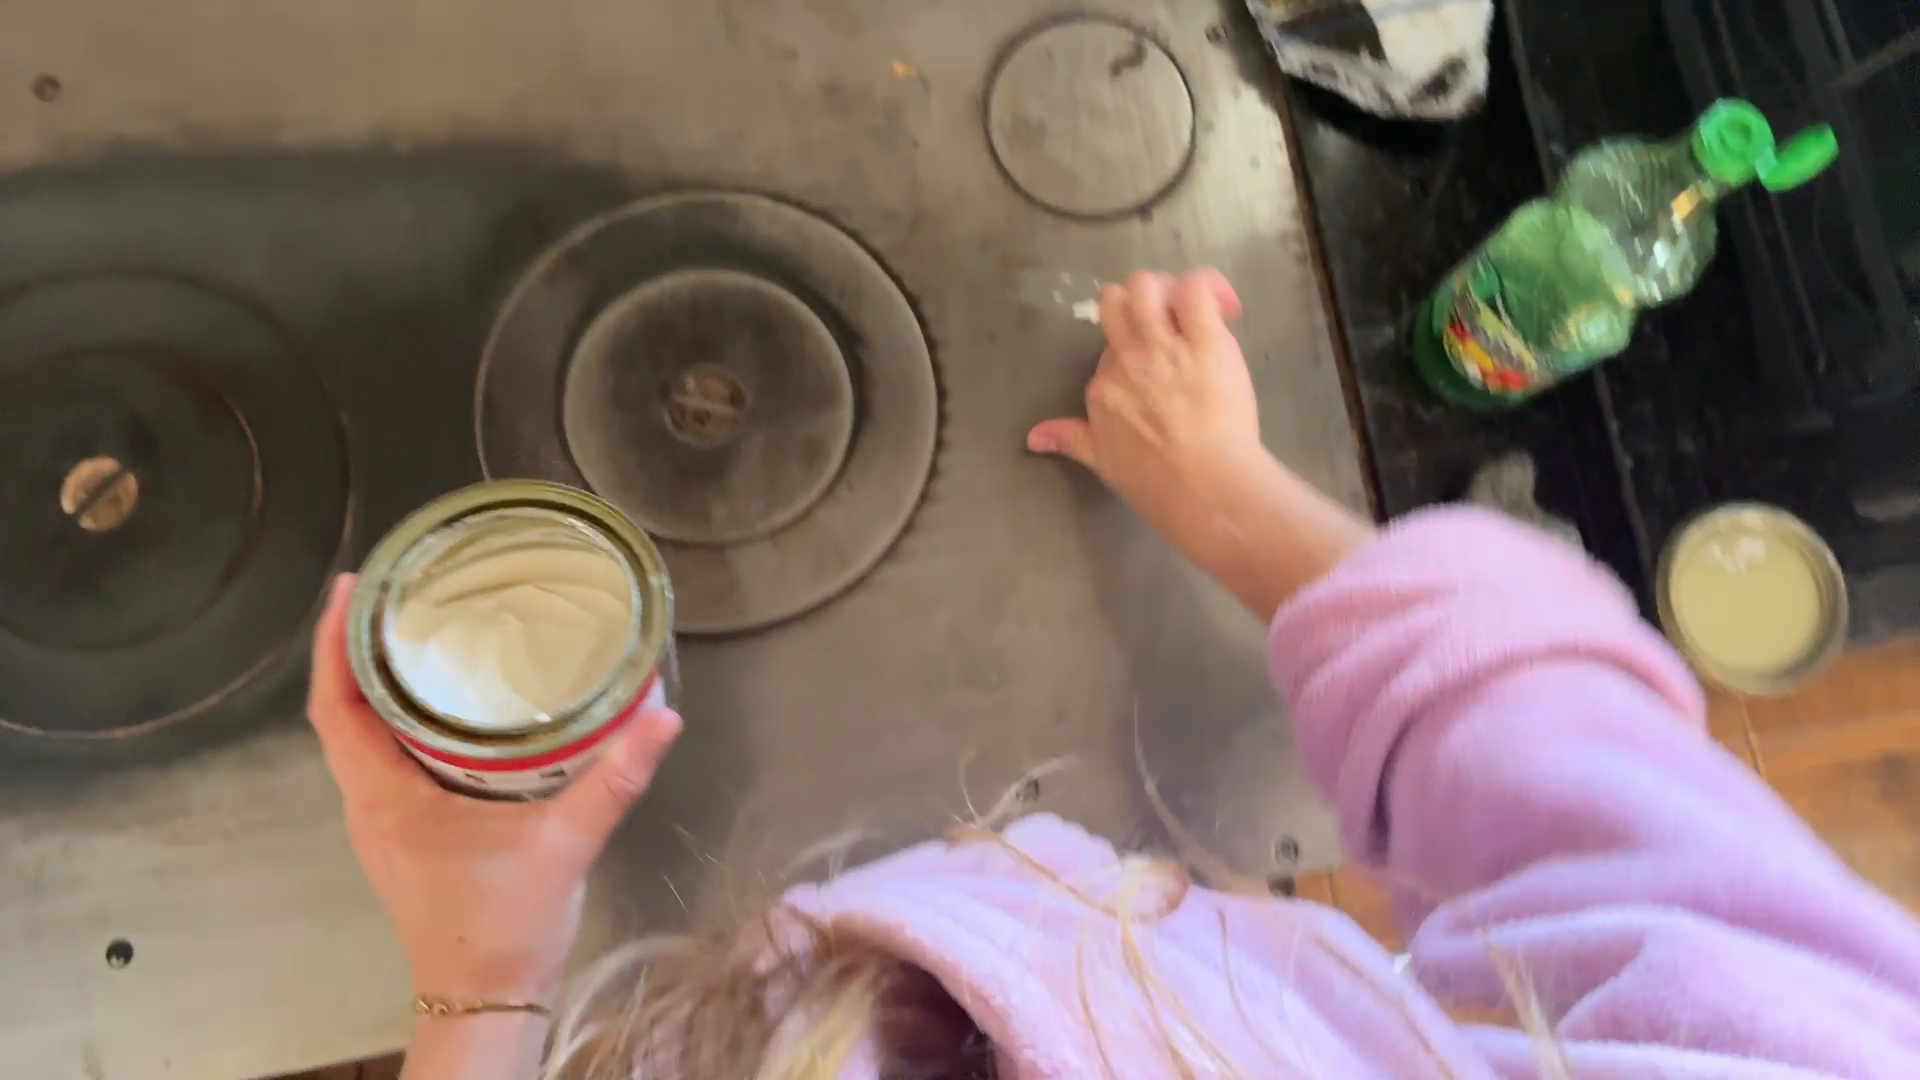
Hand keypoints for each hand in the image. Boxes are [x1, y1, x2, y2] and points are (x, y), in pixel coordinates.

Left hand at [306, 575, 681, 1003]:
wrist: (489, 993)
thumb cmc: (508, 921)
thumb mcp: (567, 842)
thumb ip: (616, 778)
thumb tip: (666, 715)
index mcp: (389, 798)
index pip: (338, 709)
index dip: (333, 645)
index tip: (351, 587)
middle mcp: (375, 801)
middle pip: (348, 711)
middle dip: (360, 648)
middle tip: (404, 592)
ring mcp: (392, 816)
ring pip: (371, 733)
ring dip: (385, 680)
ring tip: (428, 631)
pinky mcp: (416, 826)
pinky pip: (397, 753)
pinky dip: (411, 714)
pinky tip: (459, 699)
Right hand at [1029, 269, 1262, 543]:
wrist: (1200, 485)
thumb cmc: (1154, 482)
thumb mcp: (1101, 461)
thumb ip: (1069, 440)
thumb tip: (1033, 437)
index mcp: (1102, 387)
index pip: (1109, 348)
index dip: (1133, 350)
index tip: (1160, 369)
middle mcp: (1126, 359)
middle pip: (1116, 302)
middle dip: (1139, 303)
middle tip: (1169, 324)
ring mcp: (1163, 346)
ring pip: (1146, 286)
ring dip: (1167, 289)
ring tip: (1192, 313)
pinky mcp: (1205, 339)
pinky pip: (1196, 288)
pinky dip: (1209, 288)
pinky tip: (1225, 309)